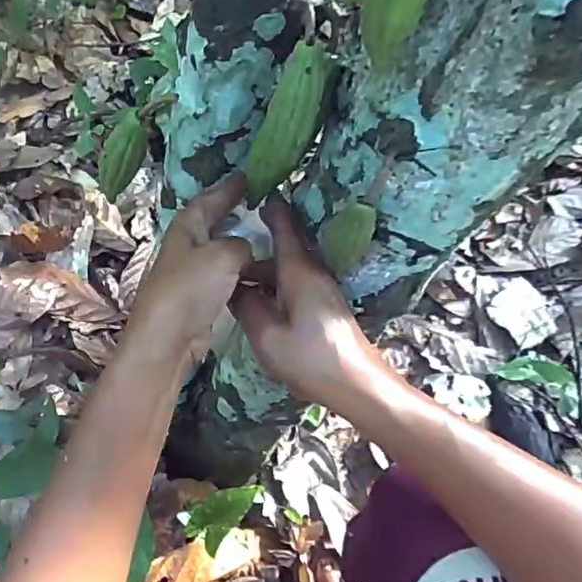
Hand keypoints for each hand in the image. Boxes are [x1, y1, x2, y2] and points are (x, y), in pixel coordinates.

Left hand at [121, 174, 253, 366]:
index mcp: (186, 228)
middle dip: (235, 213)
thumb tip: (244, 250)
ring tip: (273, 242)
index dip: (228, 188)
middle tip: (262, 203)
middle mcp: (186, 247)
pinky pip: (228, 276)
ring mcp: (192, 273)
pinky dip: (245, 273)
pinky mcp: (199, 298)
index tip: (248, 176)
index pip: (208, 199)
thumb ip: (240, 244)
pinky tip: (262, 276)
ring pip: (223, 252)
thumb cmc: (190, 289)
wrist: (168, 338)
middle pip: (213, 224)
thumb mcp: (223, 255)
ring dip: (245, 246)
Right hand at [230, 198, 397, 411]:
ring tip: (232, 283)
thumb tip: (236, 287)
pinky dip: (272, 287)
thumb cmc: (311, 359)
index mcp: (299, 274)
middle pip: (282, 252)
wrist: (357, 387)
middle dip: (256, 250)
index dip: (272, 212)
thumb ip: (247, 306)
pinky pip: (292, 287)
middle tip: (223, 253)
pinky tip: (255, 302)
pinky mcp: (323, 309)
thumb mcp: (267, 335)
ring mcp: (321, 293)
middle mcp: (313, 276)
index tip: (258, 194)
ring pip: (286, 272)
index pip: (285, 231)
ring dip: (262, 273)